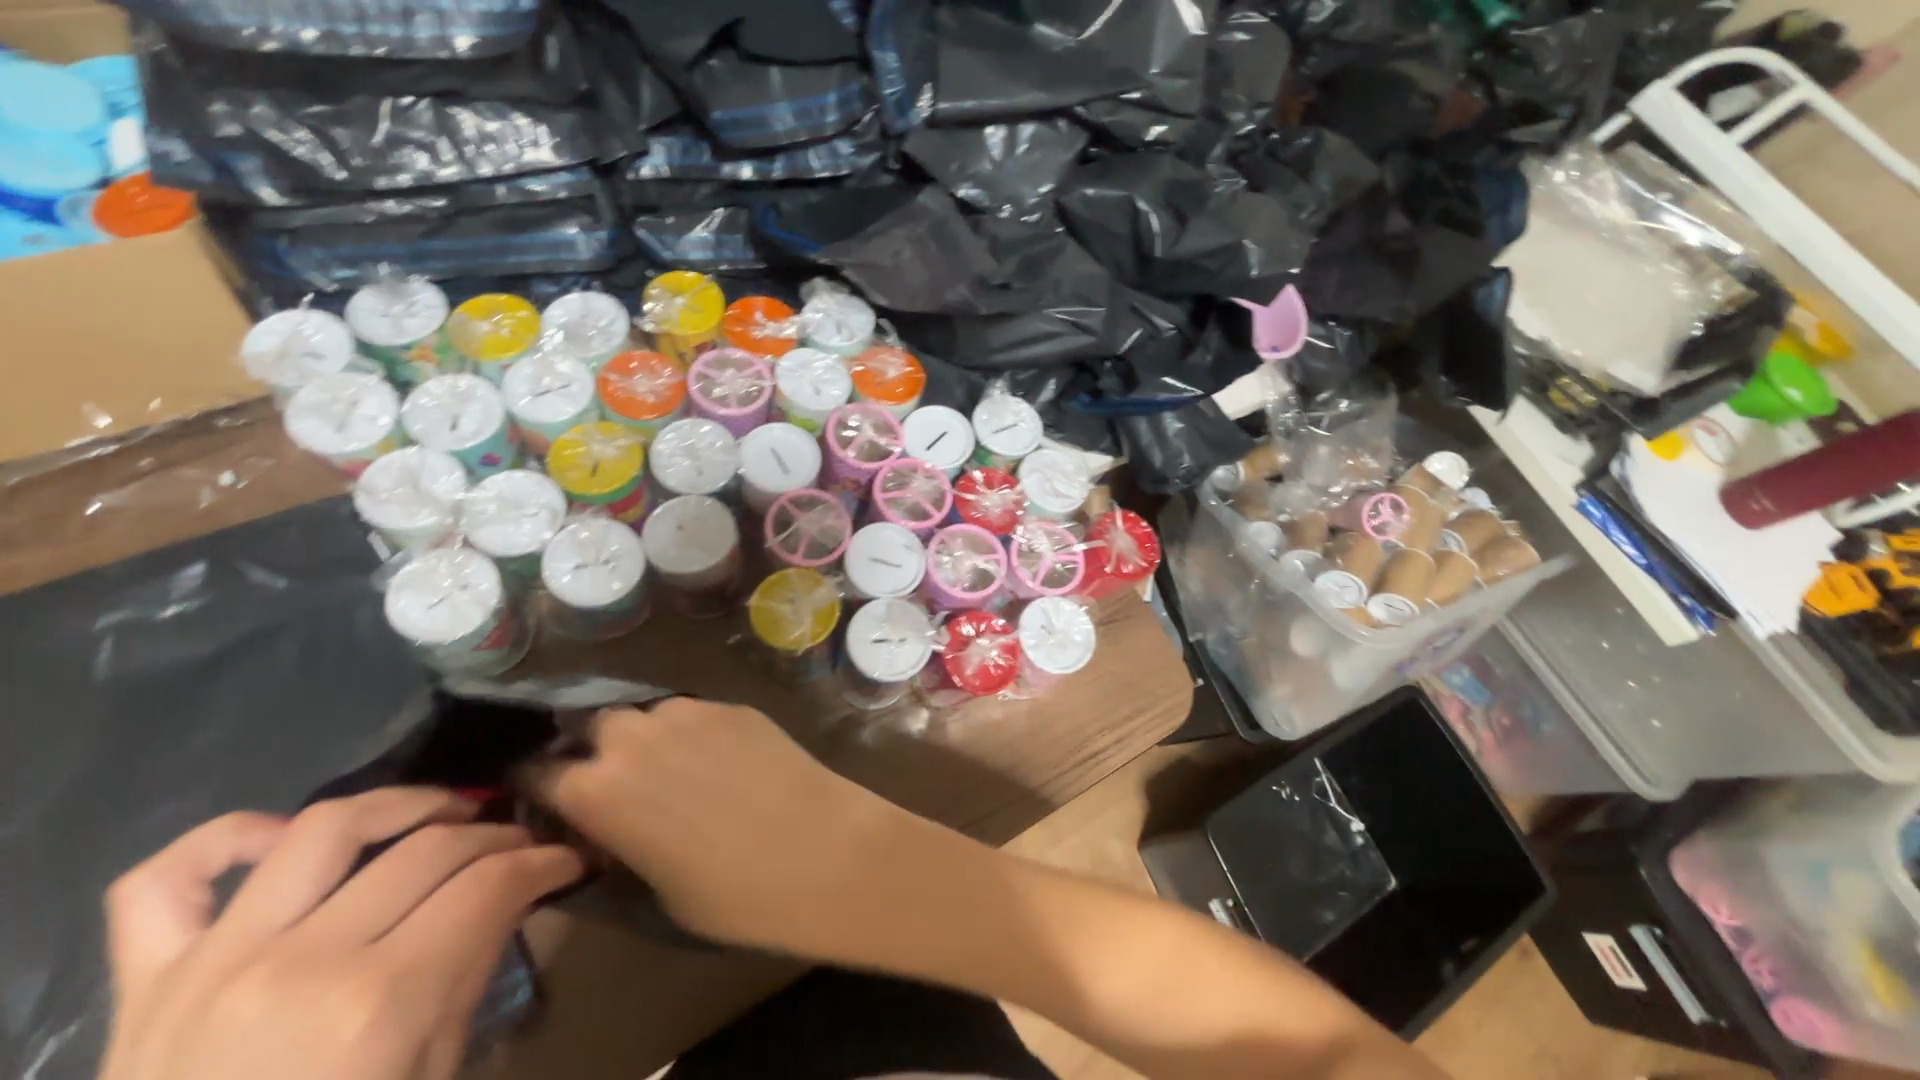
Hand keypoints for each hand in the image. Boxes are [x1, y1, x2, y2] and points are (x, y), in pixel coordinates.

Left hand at [100, 788, 582, 1079]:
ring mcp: (213, 963)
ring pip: (323, 827)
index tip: (565, 861)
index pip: (487, 888)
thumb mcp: (431, 1078)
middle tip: (520, 847)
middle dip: (494, 837)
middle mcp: (300, 964)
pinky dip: (226, 838)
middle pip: (426, 851)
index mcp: (378, 1006)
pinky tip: (280, 839)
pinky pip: (164, 878)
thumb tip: (509, 901)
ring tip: (440, 813)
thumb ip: (467, 981)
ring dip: (400, 803)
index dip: (542, 864)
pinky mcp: (144, 979)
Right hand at [526, 700, 922, 957]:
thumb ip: (613, 852)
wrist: (825, 853)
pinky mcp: (733, 706)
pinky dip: (691, 733)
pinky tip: (718, 761)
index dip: (539, 786)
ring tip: (670, 769)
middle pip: (589, 727)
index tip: (550, 799)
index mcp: (595, 789)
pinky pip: (693, 713)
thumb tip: (600, 837)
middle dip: (592, 750)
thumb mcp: (653, 894)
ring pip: (644, 715)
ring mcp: (687, 712)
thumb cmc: (733, 896)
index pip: (538, 771)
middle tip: (615, 782)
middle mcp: (631, 736)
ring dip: (644, 738)